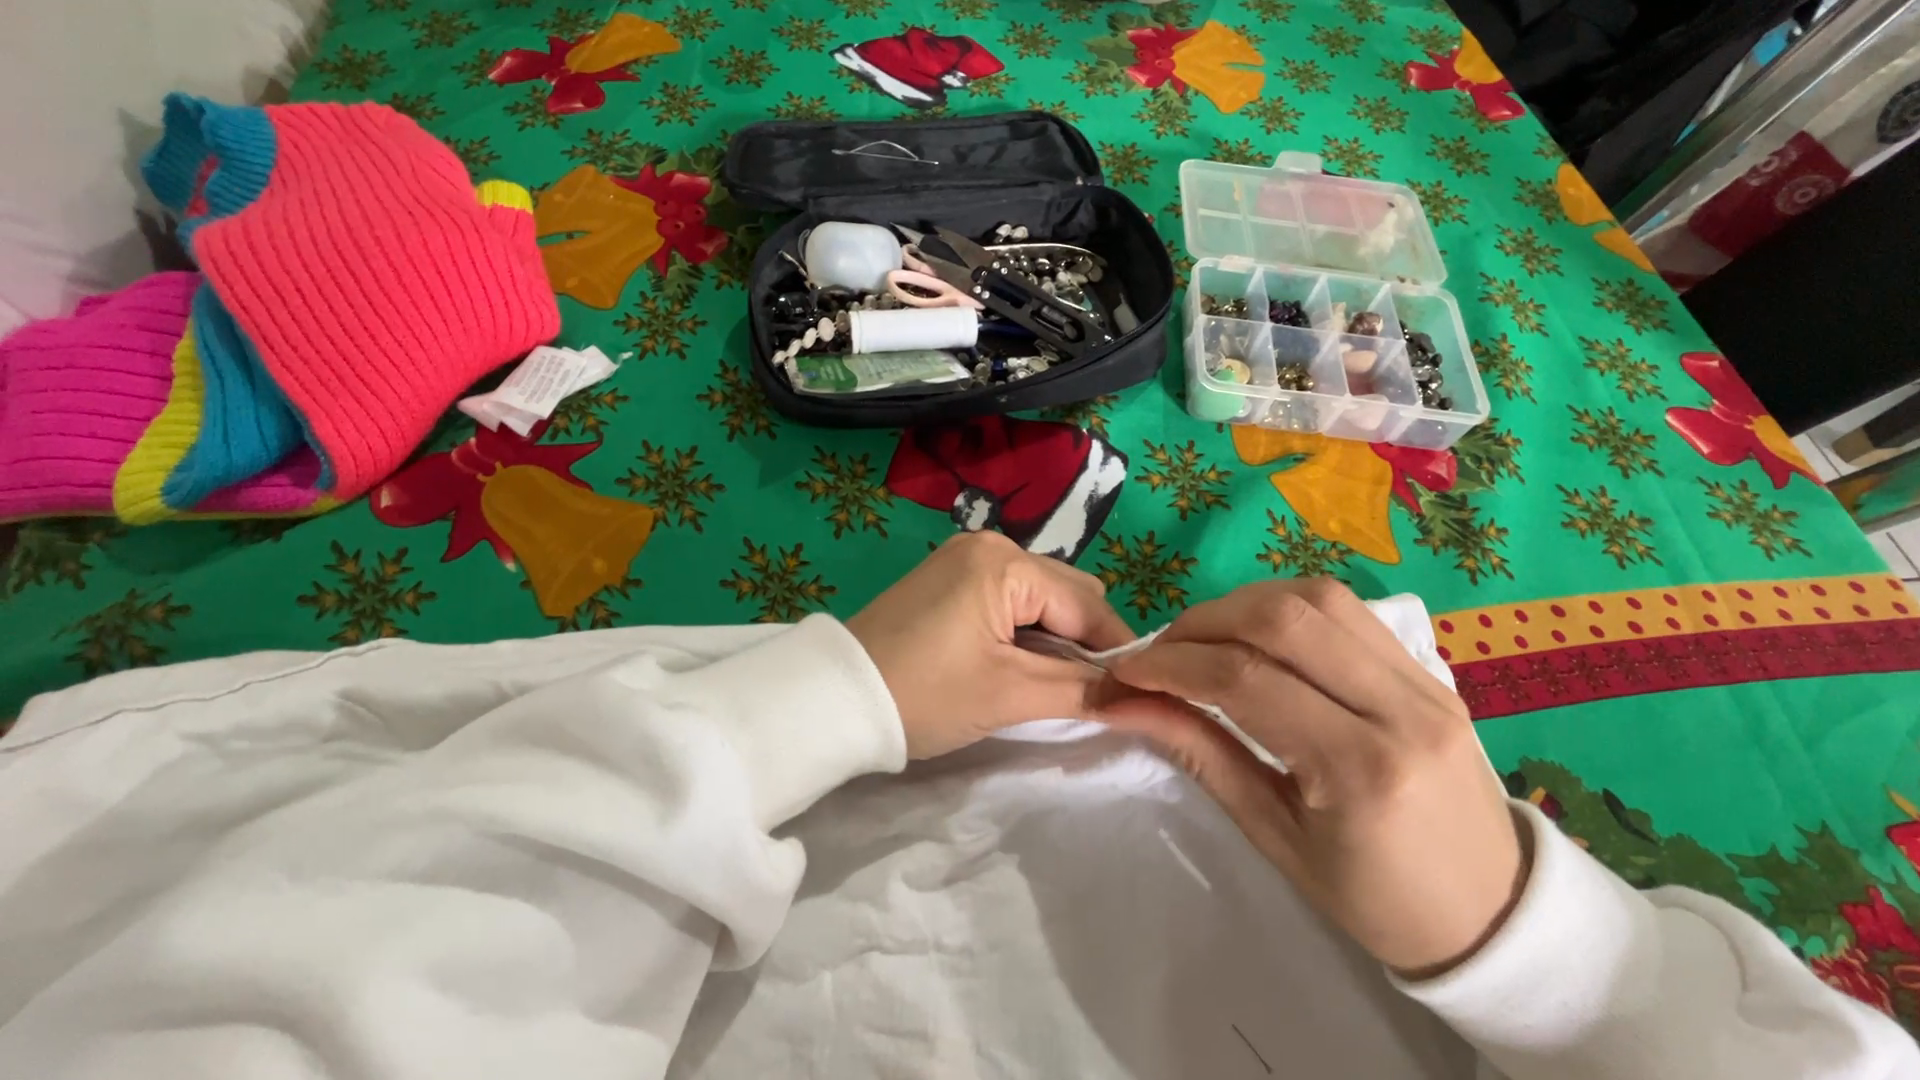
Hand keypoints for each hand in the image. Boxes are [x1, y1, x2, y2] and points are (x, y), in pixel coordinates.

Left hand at [847, 531, 1134, 759]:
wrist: (834, 700)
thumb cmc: (923, 694)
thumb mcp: (1008, 694)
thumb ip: (1084, 690)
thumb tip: (1153, 700)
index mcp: (1005, 562)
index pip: (1088, 605)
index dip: (1118, 653)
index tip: (1142, 696)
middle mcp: (990, 546)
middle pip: (1068, 594)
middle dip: (1087, 642)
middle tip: (1091, 695)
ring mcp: (965, 560)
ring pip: (1040, 598)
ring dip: (1057, 638)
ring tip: (1054, 684)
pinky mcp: (948, 581)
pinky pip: (1010, 600)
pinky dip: (1026, 631)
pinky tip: (1020, 665)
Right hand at [1097, 579, 1528, 978]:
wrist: (1492, 914)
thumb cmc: (1373, 899)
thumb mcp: (1273, 837)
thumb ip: (1201, 754)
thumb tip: (1124, 703)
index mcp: (1360, 770)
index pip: (1246, 679)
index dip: (1171, 665)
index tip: (1124, 673)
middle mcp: (1401, 708)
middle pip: (1285, 618)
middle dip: (1202, 622)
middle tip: (1159, 652)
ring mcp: (1425, 681)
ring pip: (1318, 597)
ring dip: (1242, 605)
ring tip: (1201, 639)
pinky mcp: (1429, 670)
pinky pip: (1347, 611)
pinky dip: (1285, 608)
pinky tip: (1255, 636)